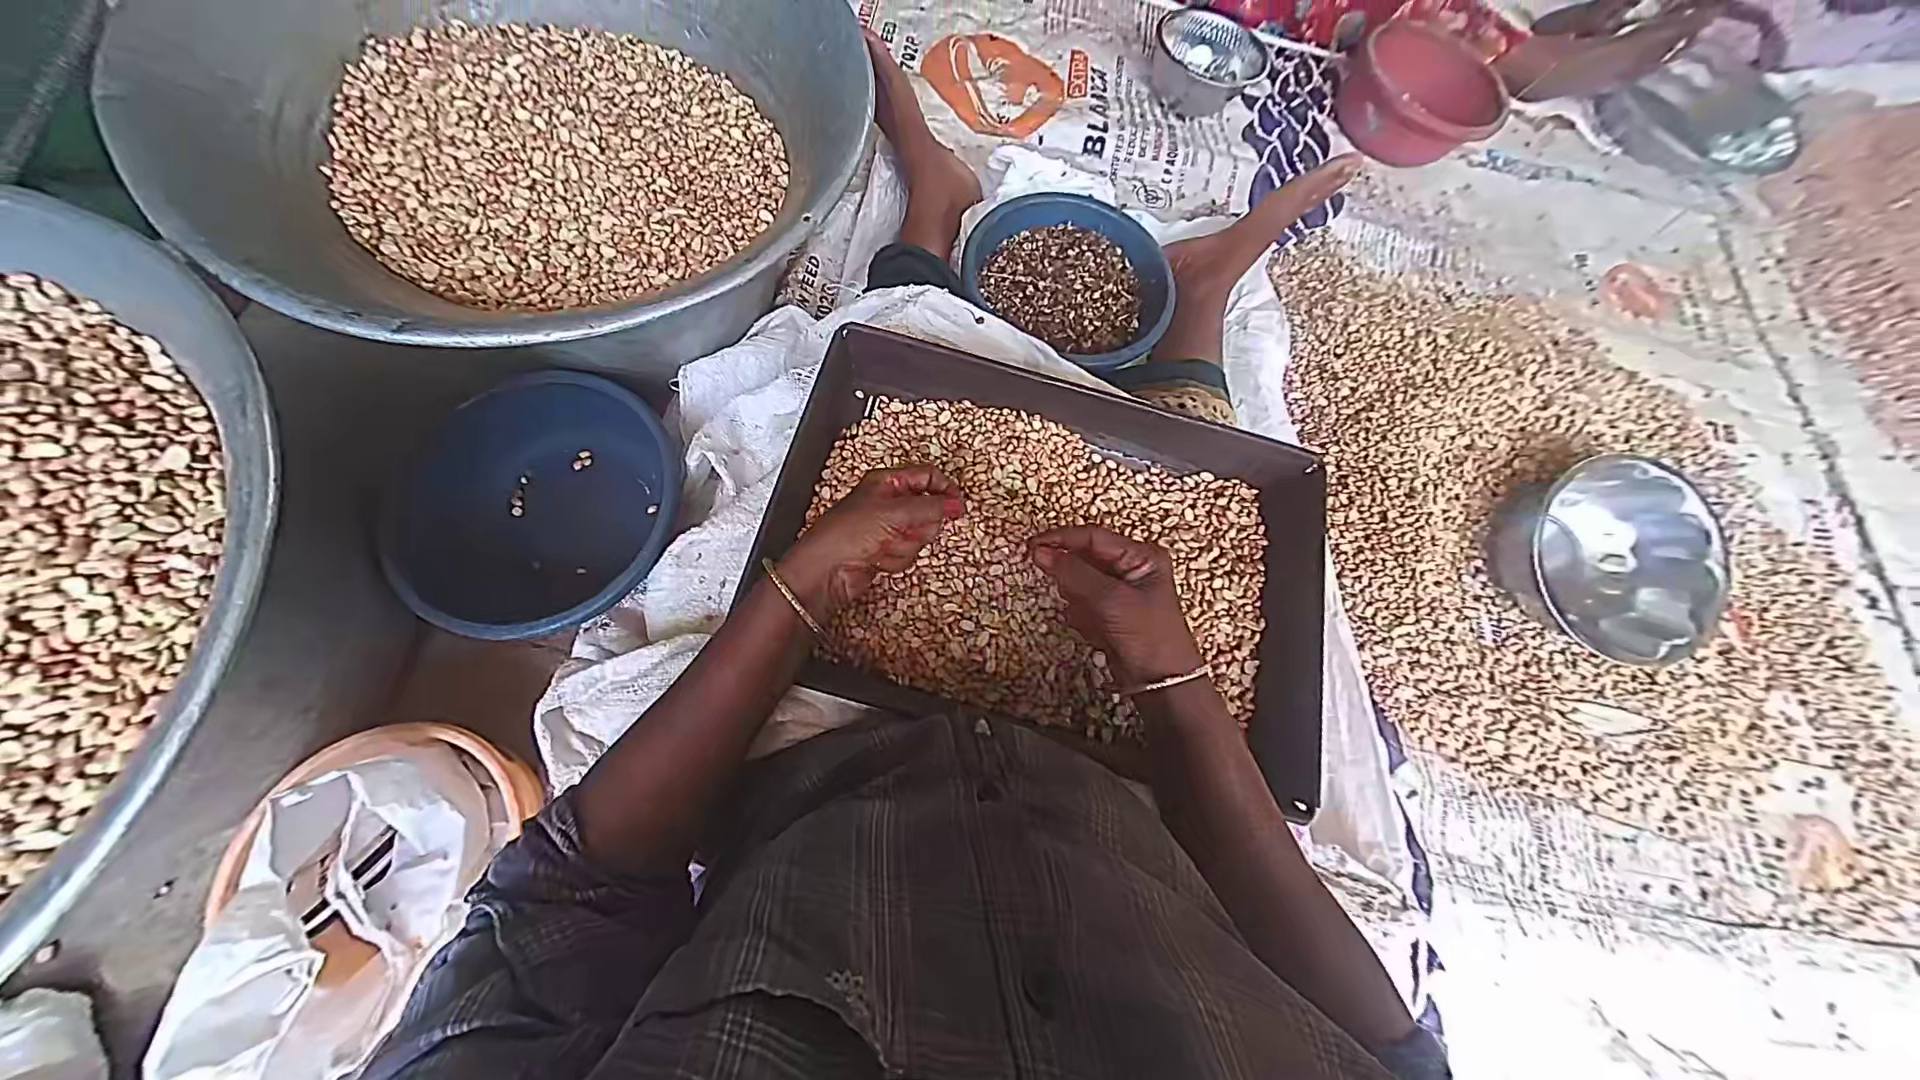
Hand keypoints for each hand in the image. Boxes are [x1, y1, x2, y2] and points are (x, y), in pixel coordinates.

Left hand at [779, 465, 965, 617]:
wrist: (826, 570)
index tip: (957, 507)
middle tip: (903, 530)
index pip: (928, 477)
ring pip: (920, 535)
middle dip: (919, 526)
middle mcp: (888, 502)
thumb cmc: (847, 534)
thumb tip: (956, 504)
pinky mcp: (885, 550)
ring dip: (905, 545)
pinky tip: (878, 559)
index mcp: (887, 482)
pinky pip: (908, 553)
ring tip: (884, 546)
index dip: (945, 490)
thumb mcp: (895, 513)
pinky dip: (896, 559)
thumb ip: (931, 508)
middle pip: (928, 510)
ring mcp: (887, 528)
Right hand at [1028, 526, 1203, 686]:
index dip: (1061, 539)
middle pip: (1085, 557)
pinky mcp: (1109, 611)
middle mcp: (1131, 569)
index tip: (1034, 545)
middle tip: (1043, 573)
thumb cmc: (1149, 637)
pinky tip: (1092, 628)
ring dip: (1075, 596)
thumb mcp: (1110, 600)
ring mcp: (1119, 591)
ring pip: (1080, 581)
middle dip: (1068, 570)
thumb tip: (1043, 552)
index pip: (1093, 536)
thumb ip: (1075, 573)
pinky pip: (1082, 602)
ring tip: (1087, 615)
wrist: (1161, 683)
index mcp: (1141, 556)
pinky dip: (1080, 612)